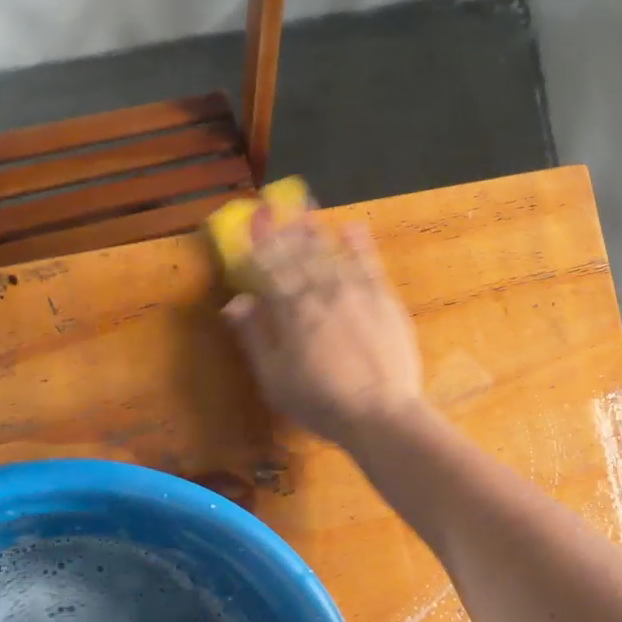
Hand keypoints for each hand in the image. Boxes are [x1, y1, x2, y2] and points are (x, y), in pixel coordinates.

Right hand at [220, 215, 426, 446]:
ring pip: (331, 253)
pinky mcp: (385, 300)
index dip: (258, 245)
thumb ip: (254, 337)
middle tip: (276, 208)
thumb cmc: (319, 402)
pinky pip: (369, 262)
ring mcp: (356, 293)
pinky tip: (351, 228)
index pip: (269, 270)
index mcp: (290, 312)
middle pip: (299, 255)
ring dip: (315, 231)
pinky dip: (358, 243)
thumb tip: (235, 301)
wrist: (379, 412)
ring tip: (305, 211)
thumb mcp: (274, 378)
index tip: (249, 224)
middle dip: (284, 231)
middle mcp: (321, 292)